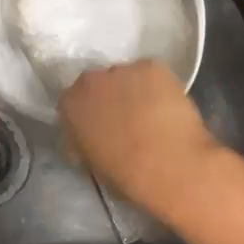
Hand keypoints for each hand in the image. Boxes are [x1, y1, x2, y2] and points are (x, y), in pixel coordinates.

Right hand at [59, 59, 223, 212]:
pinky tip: (169, 107)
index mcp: (71, 104)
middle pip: (99, 83)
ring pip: (127, 77)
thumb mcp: (93, 165)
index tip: (103, 129)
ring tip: (154, 115)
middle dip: (111, 98)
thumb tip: (89, 139)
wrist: (172, 168)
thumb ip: (85, 143)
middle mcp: (90, 79)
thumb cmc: (129, 177)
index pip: (75, 103)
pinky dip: (159, 87)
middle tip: (129, 121)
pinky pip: (152, 74)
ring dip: (135, 91)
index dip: (91, 115)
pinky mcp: (151, 67)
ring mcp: (122, 69)